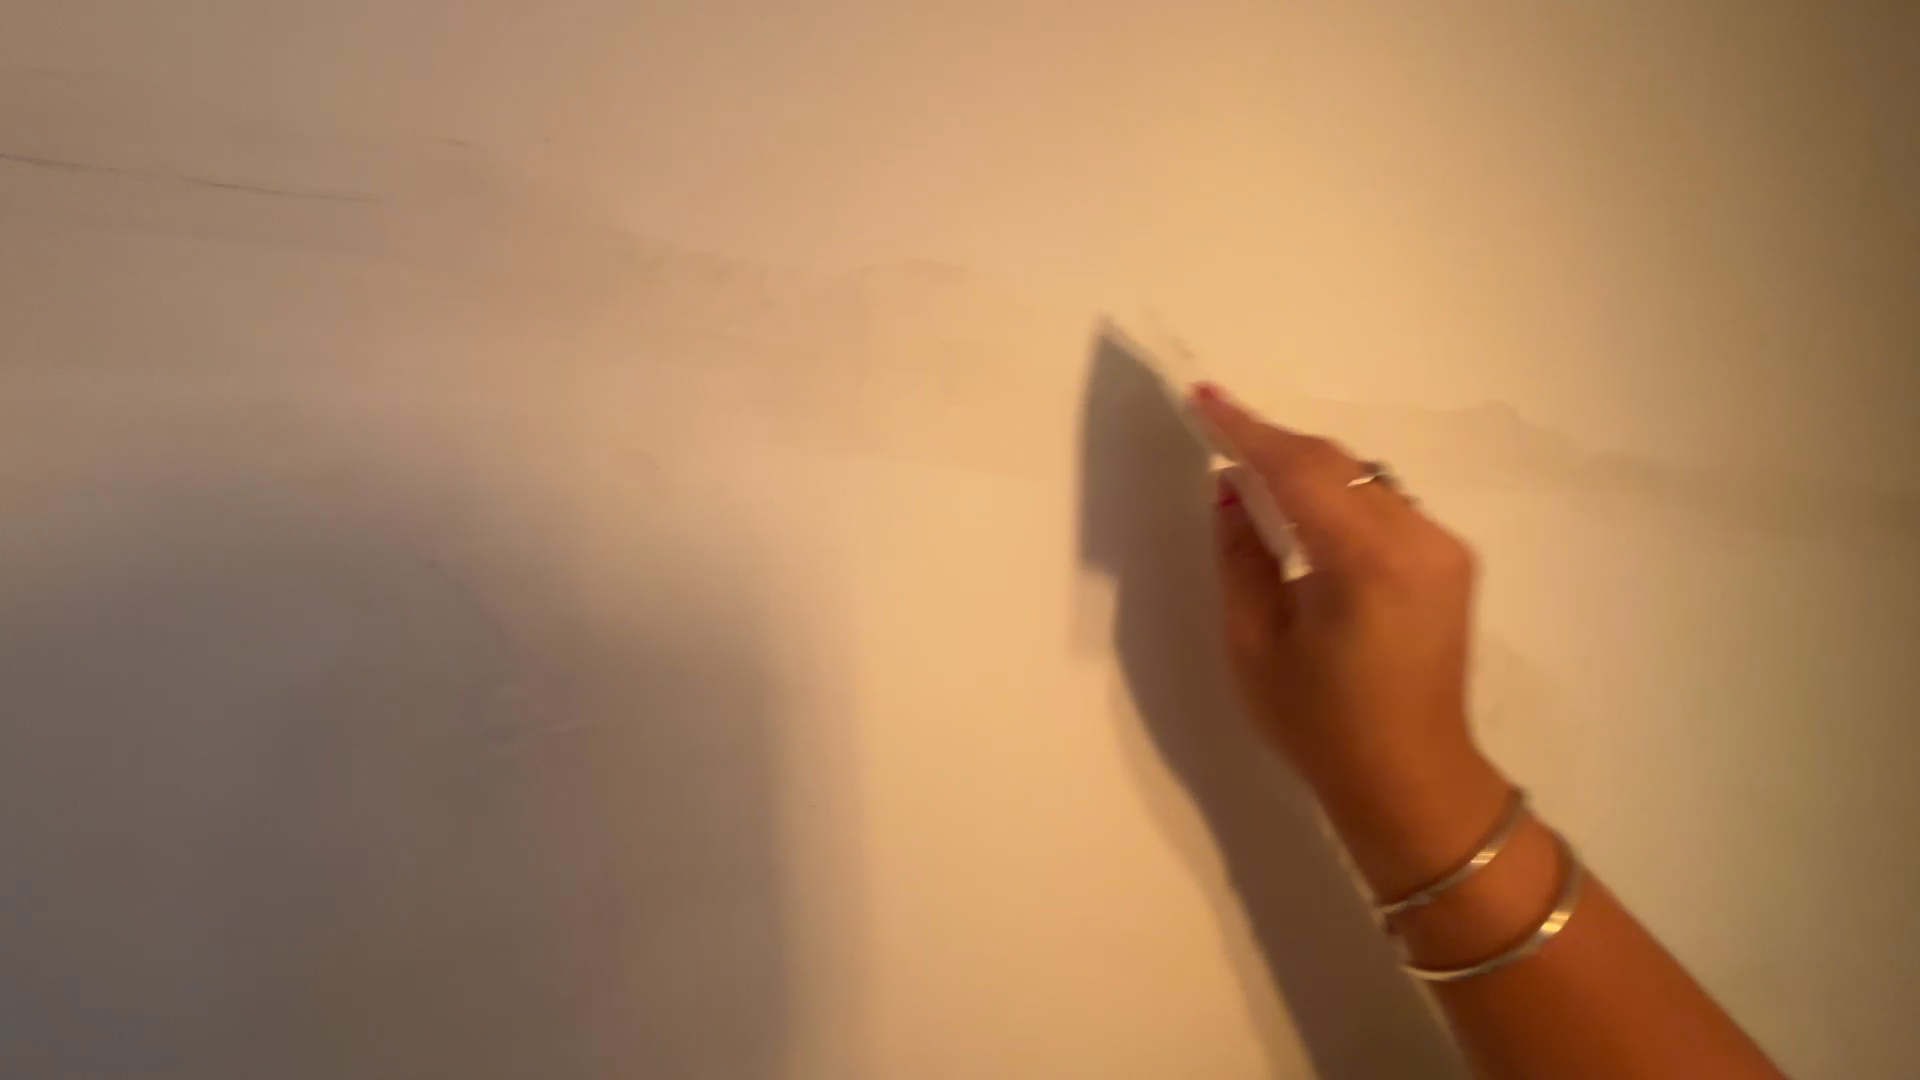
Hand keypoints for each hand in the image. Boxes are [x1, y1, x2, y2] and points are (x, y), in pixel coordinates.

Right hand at [1193, 384, 1509, 896]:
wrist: (1410, 778)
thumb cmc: (1318, 724)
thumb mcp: (1254, 644)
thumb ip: (1241, 557)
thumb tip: (1230, 492)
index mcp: (1367, 564)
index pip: (1300, 471)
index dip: (1246, 431)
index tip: (1205, 397)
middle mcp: (1420, 540)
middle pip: (1337, 463)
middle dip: (1272, 442)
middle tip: (1216, 427)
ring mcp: (1443, 548)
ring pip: (1361, 477)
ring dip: (1303, 466)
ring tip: (1248, 469)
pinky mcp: (1448, 560)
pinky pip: (1380, 502)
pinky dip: (1333, 492)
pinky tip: (1300, 507)